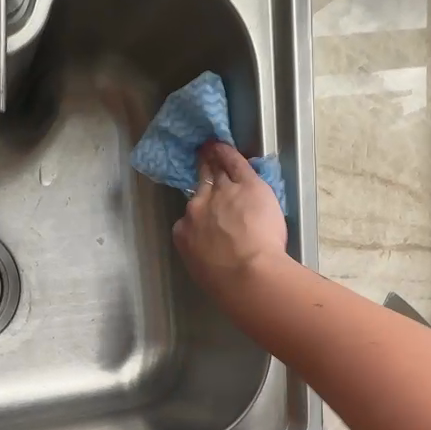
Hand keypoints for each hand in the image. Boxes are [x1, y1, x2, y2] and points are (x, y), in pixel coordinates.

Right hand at [172, 140, 288, 295]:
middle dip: (201, 177)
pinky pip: (234, 163)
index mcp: (184, 233)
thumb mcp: (200, 269)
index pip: (190, 218)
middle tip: (200, 165)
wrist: (246, 273)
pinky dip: (227, 153)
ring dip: (213, 160)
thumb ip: (201, 252)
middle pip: (200, 189)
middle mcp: (197, 208)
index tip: (203, 214)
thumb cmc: (225, 283)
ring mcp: (222, 193)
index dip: (198, 215)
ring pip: (217, 173)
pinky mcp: (246, 184)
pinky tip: (223, 146)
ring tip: (210, 150)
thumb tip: (208, 250)